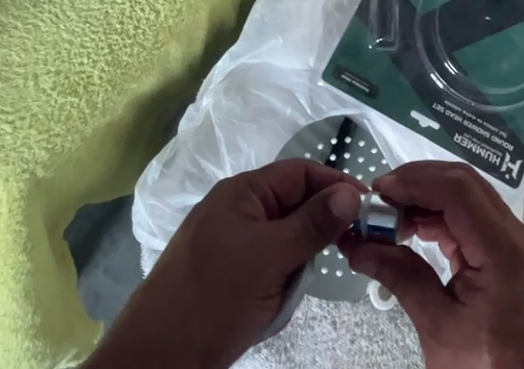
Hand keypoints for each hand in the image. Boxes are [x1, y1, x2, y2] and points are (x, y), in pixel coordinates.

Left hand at [88, 159, 361, 367]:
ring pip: (285, 242)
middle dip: (315, 232)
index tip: (367, 209)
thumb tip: (353, 191)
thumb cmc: (213, 297)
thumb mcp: (270, 257)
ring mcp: (231, 245)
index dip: (334, 185)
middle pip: (294, 206)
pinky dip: (279, 284)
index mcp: (242, 192)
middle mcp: (237, 211)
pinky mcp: (228, 276)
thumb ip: (313, 223)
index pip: (300, 173)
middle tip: (340, 254)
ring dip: (295, 265)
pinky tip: (273, 304)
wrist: (156, 359)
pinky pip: (269, 267)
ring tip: (288, 291)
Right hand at [340, 161, 523, 368]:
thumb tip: (356, 245)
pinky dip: (437, 215)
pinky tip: (410, 228)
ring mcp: (513, 242)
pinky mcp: (505, 251)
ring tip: (388, 216)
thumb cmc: (484, 368)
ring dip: (425, 196)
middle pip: (464, 184)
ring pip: (467, 195)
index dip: (416, 181)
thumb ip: (400, 277)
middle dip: (418, 182)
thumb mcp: (437, 327)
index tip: (378, 190)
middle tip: (378, 199)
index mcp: (503, 252)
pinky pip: (470, 216)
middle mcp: (515, 235)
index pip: (459, 191)